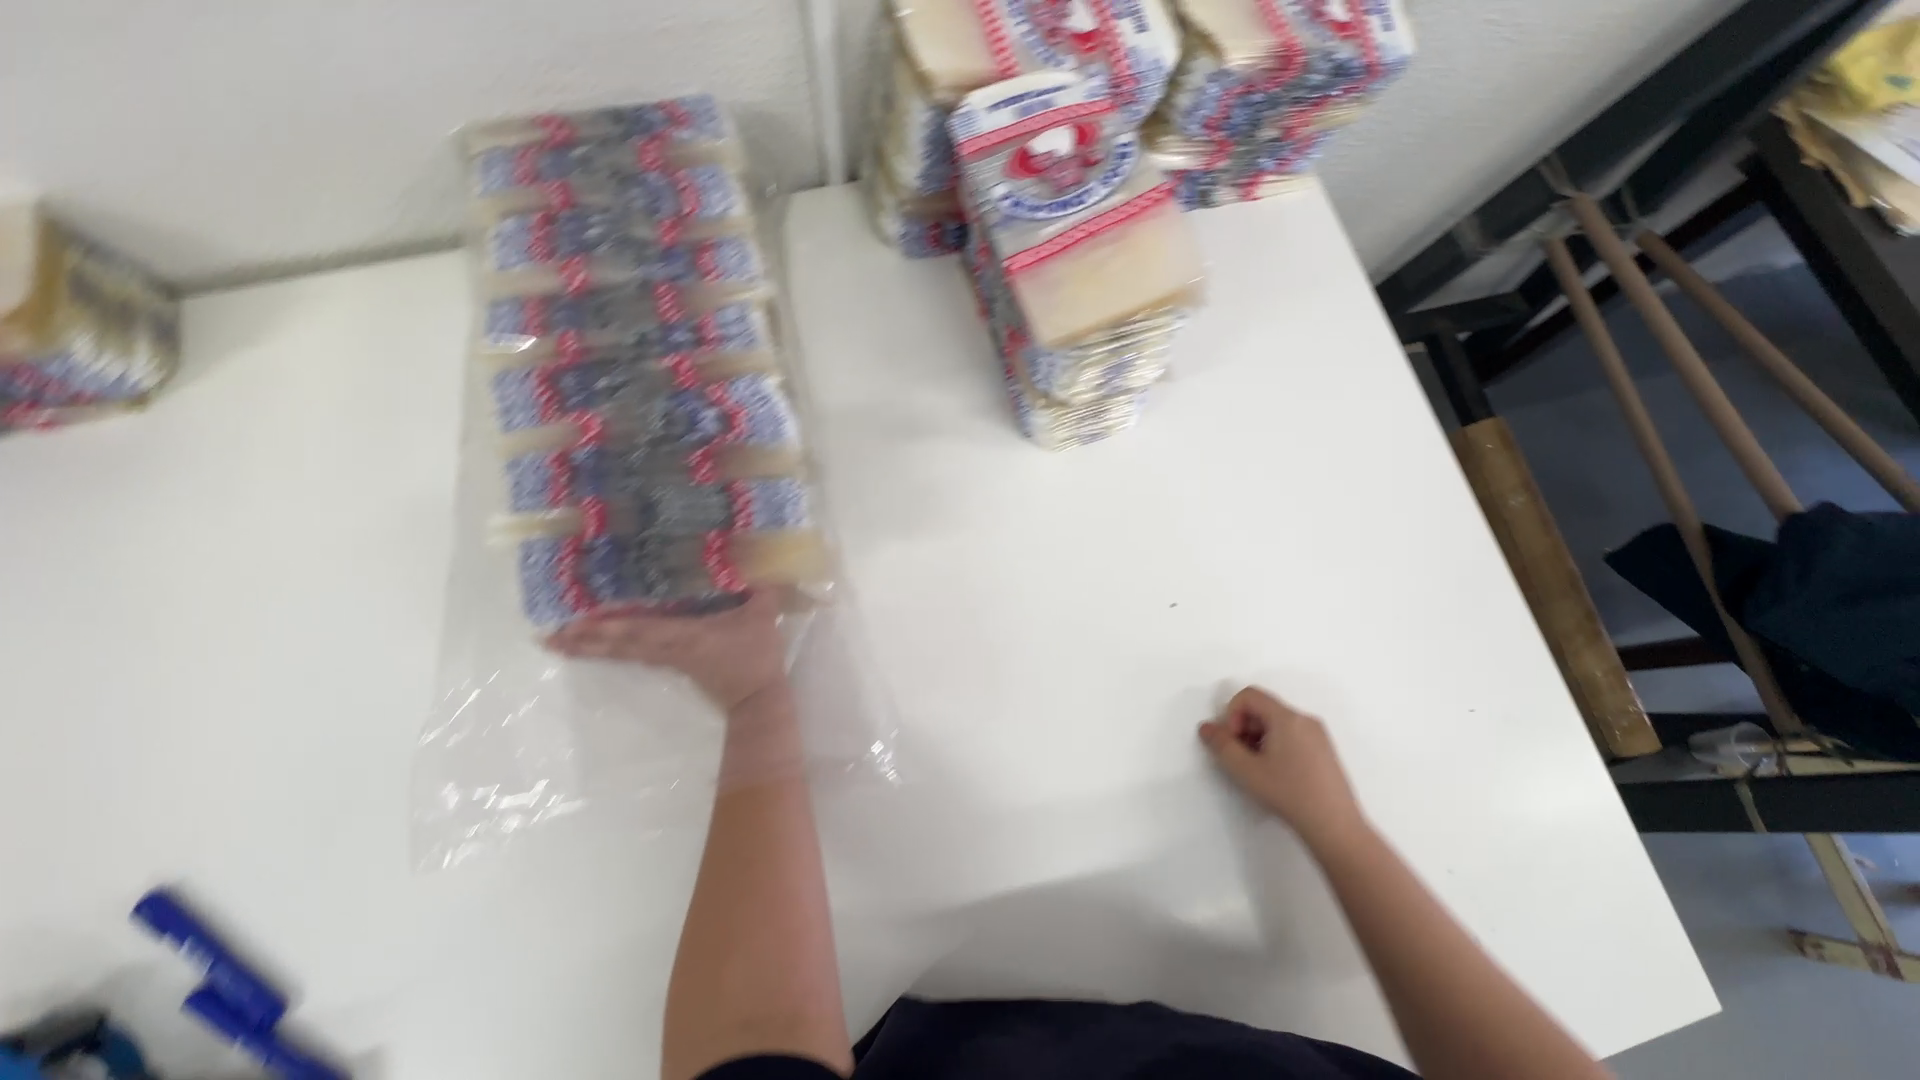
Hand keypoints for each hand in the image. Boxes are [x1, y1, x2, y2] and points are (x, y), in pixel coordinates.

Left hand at [547, 591, 787, 711]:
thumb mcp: (763, 617)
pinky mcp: (672, 664)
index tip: (579, 622)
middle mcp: (668, 647)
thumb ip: (761, 588)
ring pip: (621, 651)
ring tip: (556, 642)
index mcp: (686, 634)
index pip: (642, 628)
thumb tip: (758, 561)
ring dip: (588, 648)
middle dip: (584, 640)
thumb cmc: (756, 657)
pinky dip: (608, 649)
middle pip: (620, 643)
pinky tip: (592, 646)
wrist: (756, 699)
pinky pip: (632, 654)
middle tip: (547, 637)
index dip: (610, 626)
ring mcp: (667, 658)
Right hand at [1199, 686, 1367, 848]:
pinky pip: (1292, 735)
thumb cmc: (1289, 794)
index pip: (1249, 695)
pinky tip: (1278, 775)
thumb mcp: (1246, 771)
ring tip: (1259, 770)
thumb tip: (1206, 727)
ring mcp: (1318, 734)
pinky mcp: (1324, 750)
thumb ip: (1221, 745)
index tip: (1234, 743)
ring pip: (1277, 723)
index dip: (1232, 714)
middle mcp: (1305, 719)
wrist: (1335, 826)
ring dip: (1258, 738)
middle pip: (1263, 708)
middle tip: (1242, 759)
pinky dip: (1276, 745)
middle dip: (1244, 728)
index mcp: (1287, 717)